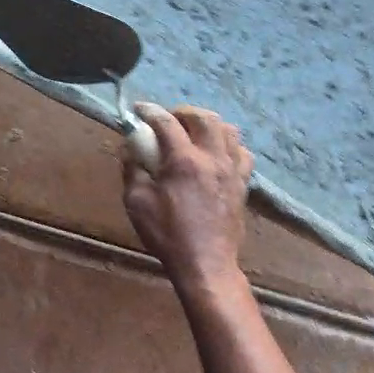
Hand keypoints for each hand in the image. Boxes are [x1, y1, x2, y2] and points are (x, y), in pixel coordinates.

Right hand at [121, 103, 253, 292]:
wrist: (205, 263)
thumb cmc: (166, 233)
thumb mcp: (136, 201)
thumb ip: (132, 169)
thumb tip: (130, 148)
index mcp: (184, 161)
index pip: (166, 122)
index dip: (149, 111)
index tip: (138, 109)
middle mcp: (212, 158)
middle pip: (204, 117)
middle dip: (183, 112)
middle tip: (168, 119)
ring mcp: (232, 170)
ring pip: (229, 130)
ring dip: (208, 125)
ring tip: (193, 132)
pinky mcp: (243, 184)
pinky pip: (242, 152)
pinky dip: (228, 145)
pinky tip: (216, 154)